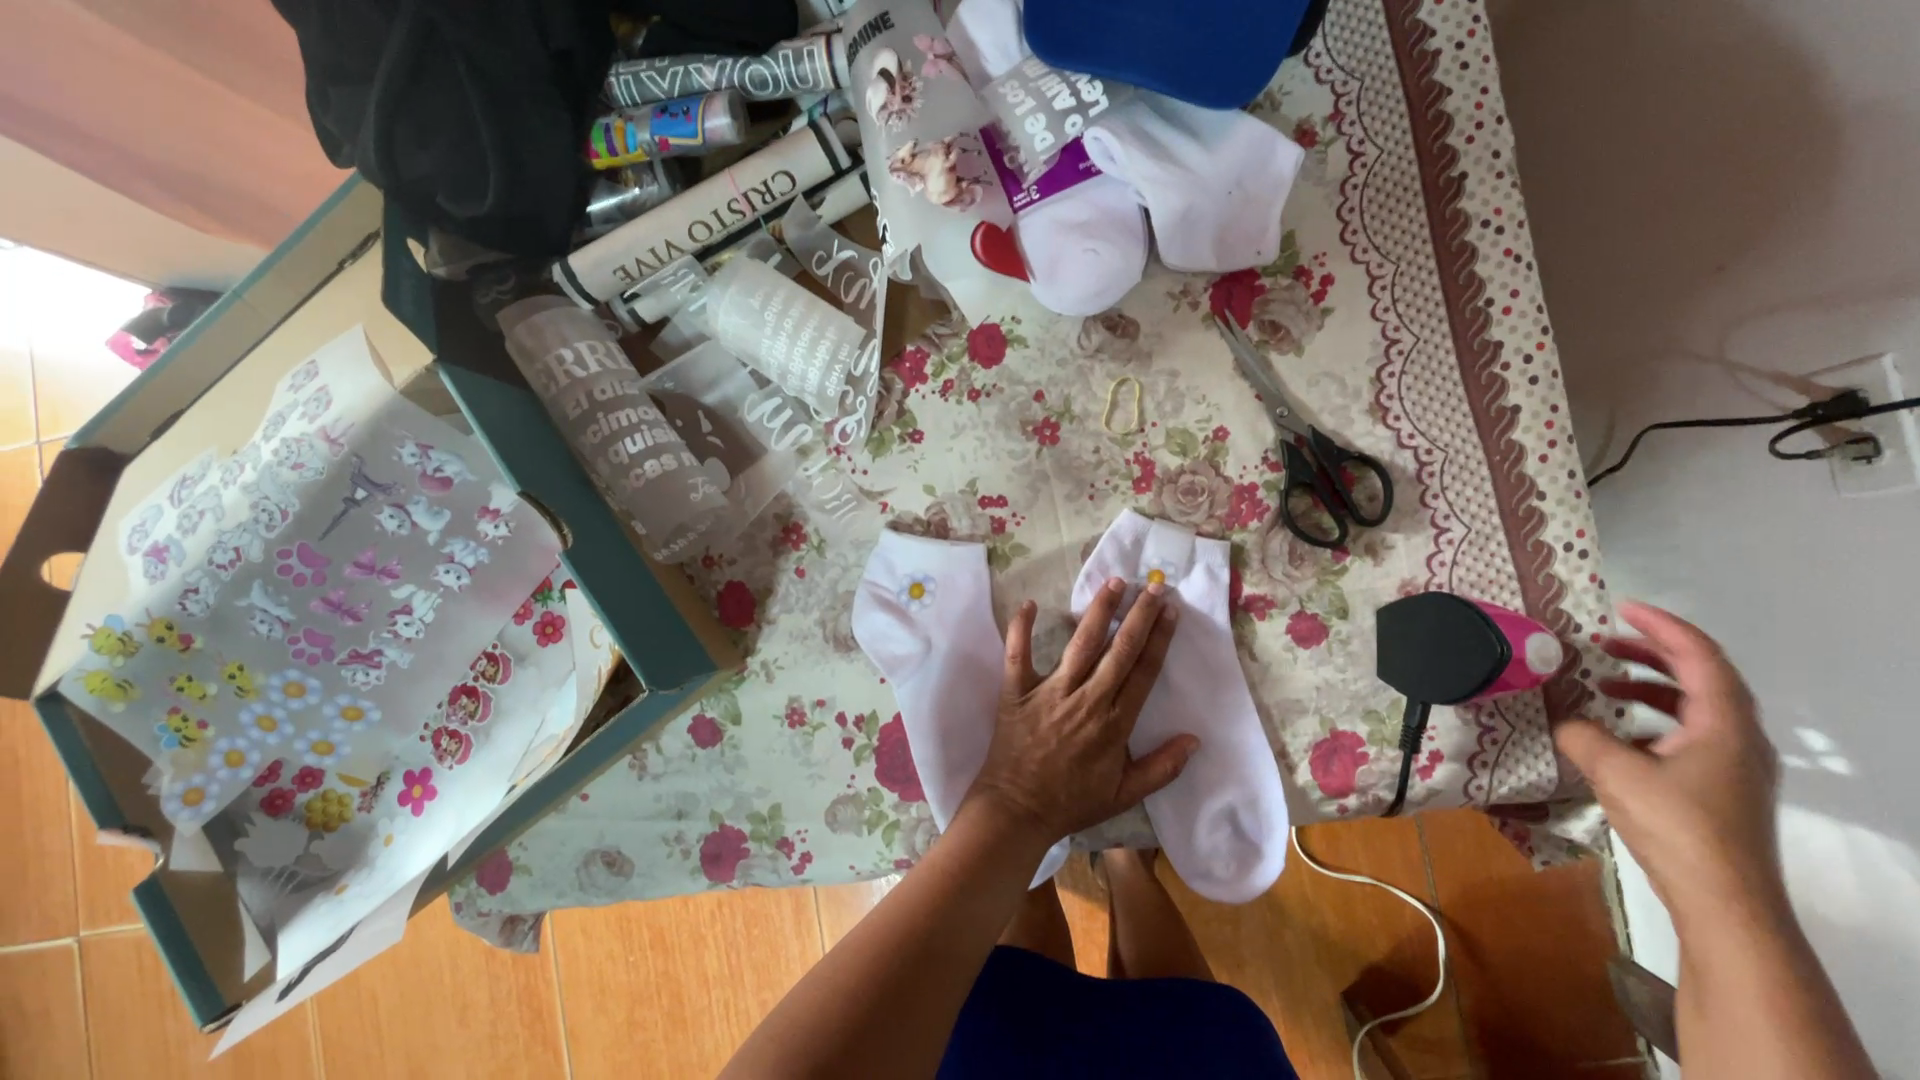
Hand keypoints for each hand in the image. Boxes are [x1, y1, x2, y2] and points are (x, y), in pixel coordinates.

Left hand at [965, 578, 1198, 847]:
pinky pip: (1017, 655)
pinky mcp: (1016, 692)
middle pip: (1119, 650)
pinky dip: (1021, 629)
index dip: (1159, 640)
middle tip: (1153, 587)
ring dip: (1098, 612)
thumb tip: (1195, 740)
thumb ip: (1162, 768)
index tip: (1170, 611)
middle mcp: (1087, 700)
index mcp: (1114, 724)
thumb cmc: (1070, 804)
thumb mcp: (1124, 795)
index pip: (1143, 672)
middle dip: (1139, 616)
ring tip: (1114, 583)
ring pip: (1080, 644)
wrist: (1016, 812)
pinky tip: (1029, 603)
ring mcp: (1050, 693)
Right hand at [1554, 601, 1783, 925]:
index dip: (1661, 627)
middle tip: (1603, 644)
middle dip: (1651, 655)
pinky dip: (1652, 723)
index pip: (1699, 656)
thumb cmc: (1678, 827)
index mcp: (1725, 723)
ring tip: (1602, 686)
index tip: (1621, 609)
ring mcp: (1735, 767)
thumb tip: (1561, 718)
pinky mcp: (1722, 790)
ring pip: (1695, 709)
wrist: (1725, 902)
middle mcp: (1740, 738)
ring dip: (1649, 690)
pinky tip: (1616, 738)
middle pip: (1701, 678)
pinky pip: (1689, 737)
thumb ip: (1583, 736)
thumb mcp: (1617, 773)